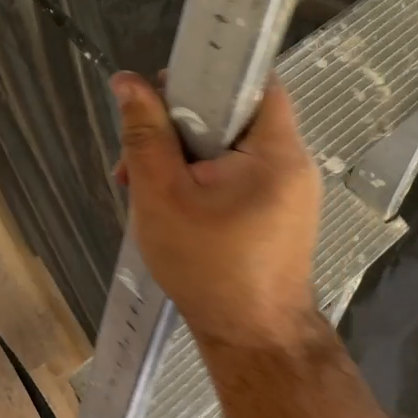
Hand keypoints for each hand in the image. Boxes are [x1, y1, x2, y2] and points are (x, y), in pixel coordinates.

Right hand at [112, 71, 322, 350]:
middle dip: (176, 123)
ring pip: (224, 145)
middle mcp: (290, 163)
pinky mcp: (272, 210)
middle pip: (230, 113)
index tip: (163, 93)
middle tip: (137, 149)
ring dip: (179, 153)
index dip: (206, 76)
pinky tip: (163, 199)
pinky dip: (196, 175)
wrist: (252, 341)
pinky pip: (231, 171)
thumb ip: (144, 131)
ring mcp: (284, 189)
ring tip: (139, 180)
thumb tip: (127, 80)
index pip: (252, 83)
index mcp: (275, 152)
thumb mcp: (160, 191)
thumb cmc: (208, 264)